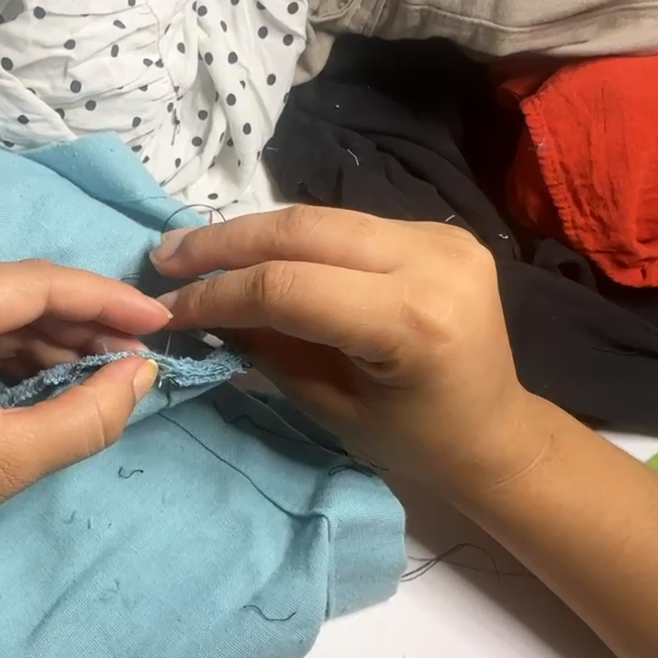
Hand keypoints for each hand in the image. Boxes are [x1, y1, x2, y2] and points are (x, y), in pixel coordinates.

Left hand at [0, 261, 167, 606]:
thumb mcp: (9, 459)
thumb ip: (88, 413)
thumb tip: (144, 373)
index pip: (30, 285)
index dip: (103, 298)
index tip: (159, 317)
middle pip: (14, 291)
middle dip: (82, 320)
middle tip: (140, 349)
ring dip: (55, 337)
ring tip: (111, 364)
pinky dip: (21, 353)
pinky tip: (64, 371)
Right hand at [149, 206, 545, 493]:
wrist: (492, 430)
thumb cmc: (410, 439)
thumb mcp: (327, 405)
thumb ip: (266, 348)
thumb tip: (202, 310)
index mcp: (412, 321)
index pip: (287, 287)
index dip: (216, 294)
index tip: (167, 308)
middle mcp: (433, 261)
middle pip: (301, 231)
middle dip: (222, 244)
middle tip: (165, 257)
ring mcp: (440, 235)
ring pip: (317, 218)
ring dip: (247, 234)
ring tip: (191, 250)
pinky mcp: (435, 229)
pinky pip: (341, 226)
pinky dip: (286, 239)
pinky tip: (248, 253)